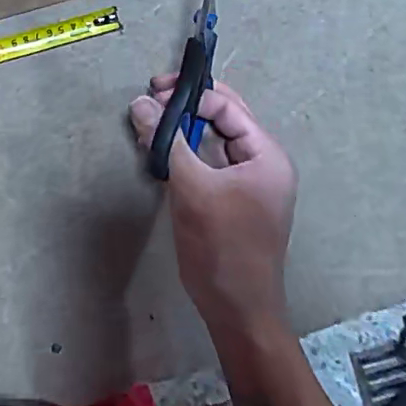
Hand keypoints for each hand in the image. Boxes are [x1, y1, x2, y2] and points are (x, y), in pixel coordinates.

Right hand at [129, 74, 298, 332]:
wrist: (237, 311)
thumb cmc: (222, 247)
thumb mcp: (192, 188)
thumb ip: (166, 141)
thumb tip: (139, 102)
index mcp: (266, 155)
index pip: (226, 107)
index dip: (189, 95)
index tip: (152, 94)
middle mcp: (262, 162)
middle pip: (223, 116)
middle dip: (186, 104)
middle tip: (150, 98)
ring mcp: (248, 181)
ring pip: (213, 137)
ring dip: (183, 126)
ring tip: (150, 121)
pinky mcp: (231, 197)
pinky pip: (208, 159)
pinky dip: (185, 149)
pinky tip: (161, 149)